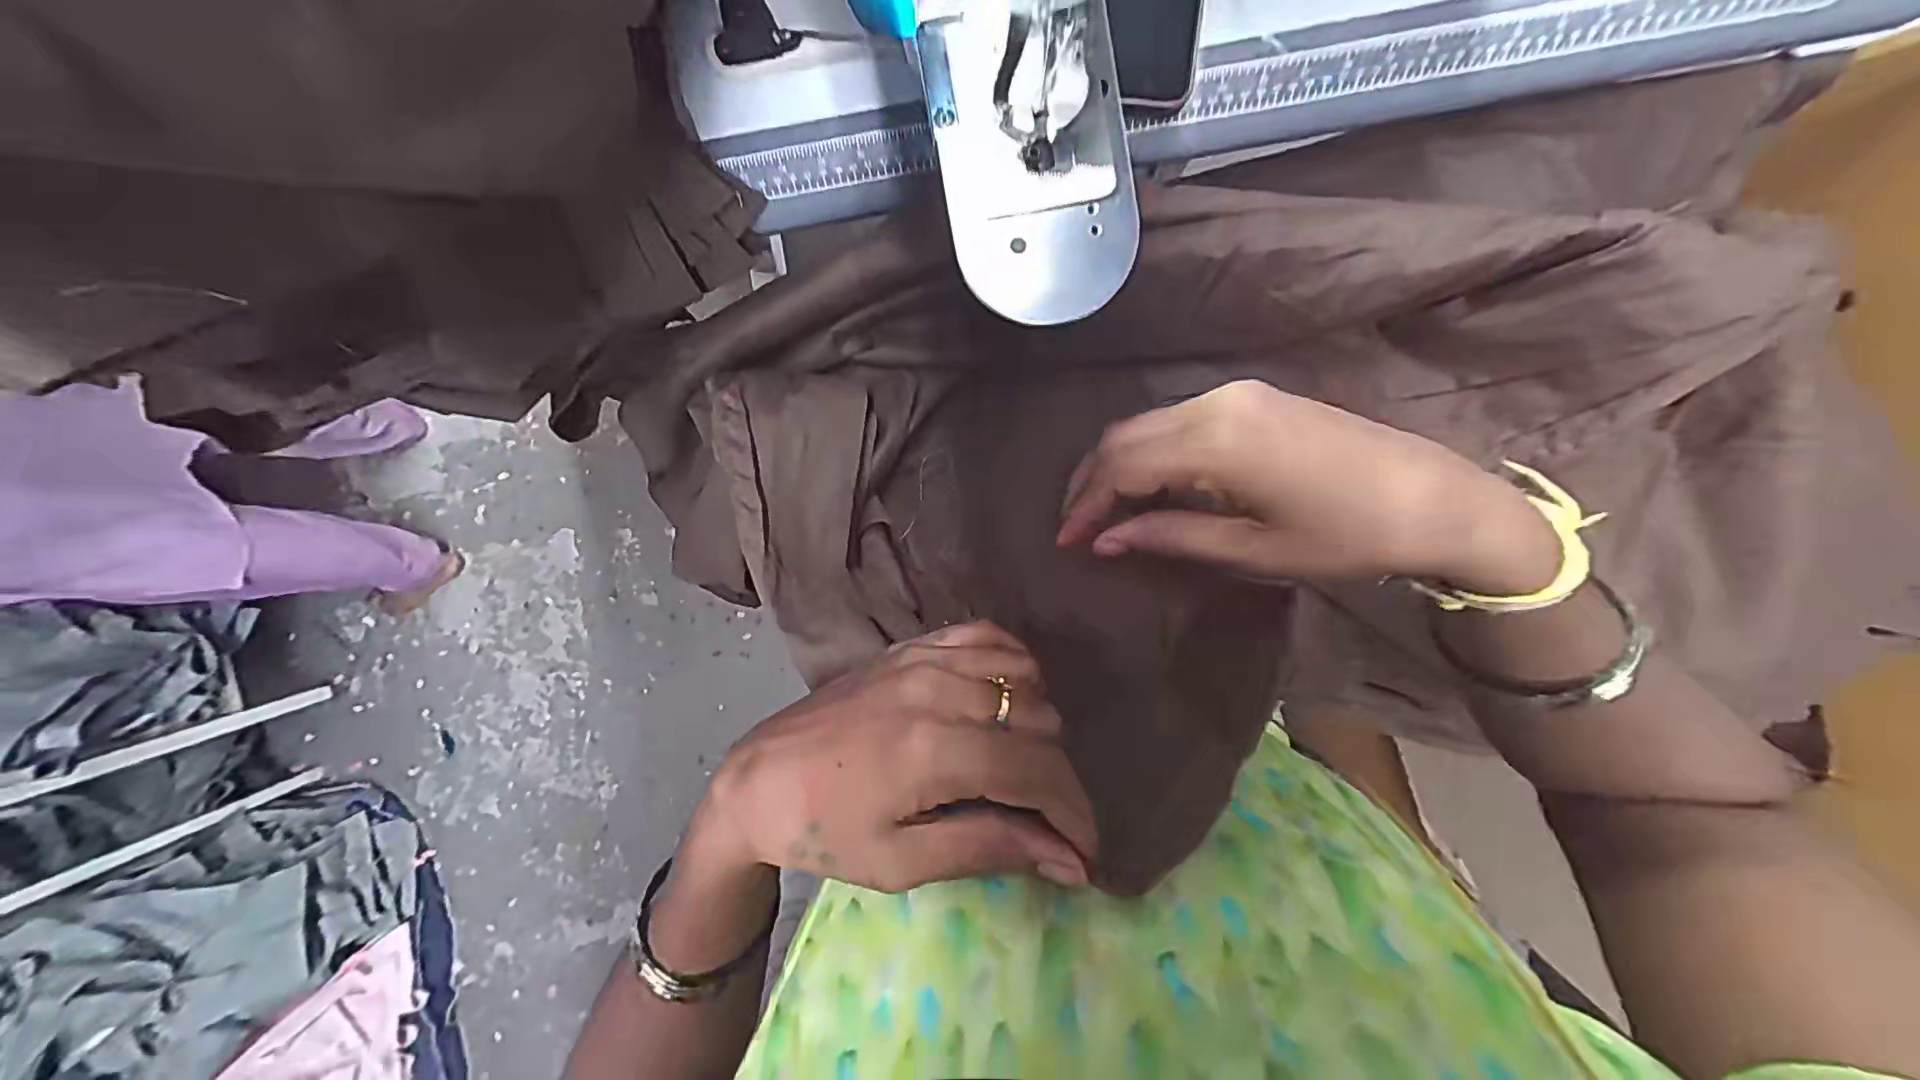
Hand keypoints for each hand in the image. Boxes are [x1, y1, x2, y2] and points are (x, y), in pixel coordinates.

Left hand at [685, 622, 1098, 893]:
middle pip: (1039, 725)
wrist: (759, 778)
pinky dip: (1013, 664)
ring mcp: (925, 659)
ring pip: (1022, 677)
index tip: (1084, 853)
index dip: (1074, 815)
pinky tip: (1006, 696)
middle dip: (1058, 780)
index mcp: (934, 749)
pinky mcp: (912, 646)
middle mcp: (939, 690)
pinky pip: (986, 635)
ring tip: (1022, 765)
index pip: (1037, 772)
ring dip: (1039, 725)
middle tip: (1048, 822)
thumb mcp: (900, 861)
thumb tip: (1066, 857)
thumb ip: (988, 847)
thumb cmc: (825, 830)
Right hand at [1055, 380, 1560, 592]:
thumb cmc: (1349, 536)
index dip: (1086, 503)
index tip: (1066, 540)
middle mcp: (1218, 403)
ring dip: (1117, 465)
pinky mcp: (1252, 398)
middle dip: (1091, 481)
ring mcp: (1237, 394)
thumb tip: (1106, 540)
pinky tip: (1148, 486)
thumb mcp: (1253, 550)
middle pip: (1125, 435)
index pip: (1122, 464)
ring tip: (1104, 512)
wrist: (1439, 499)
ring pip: (1147, 424)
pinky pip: (1176, 421)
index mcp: (1218, 440)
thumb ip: (1170, 536)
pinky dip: (1149, 453)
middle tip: (1076, 526)